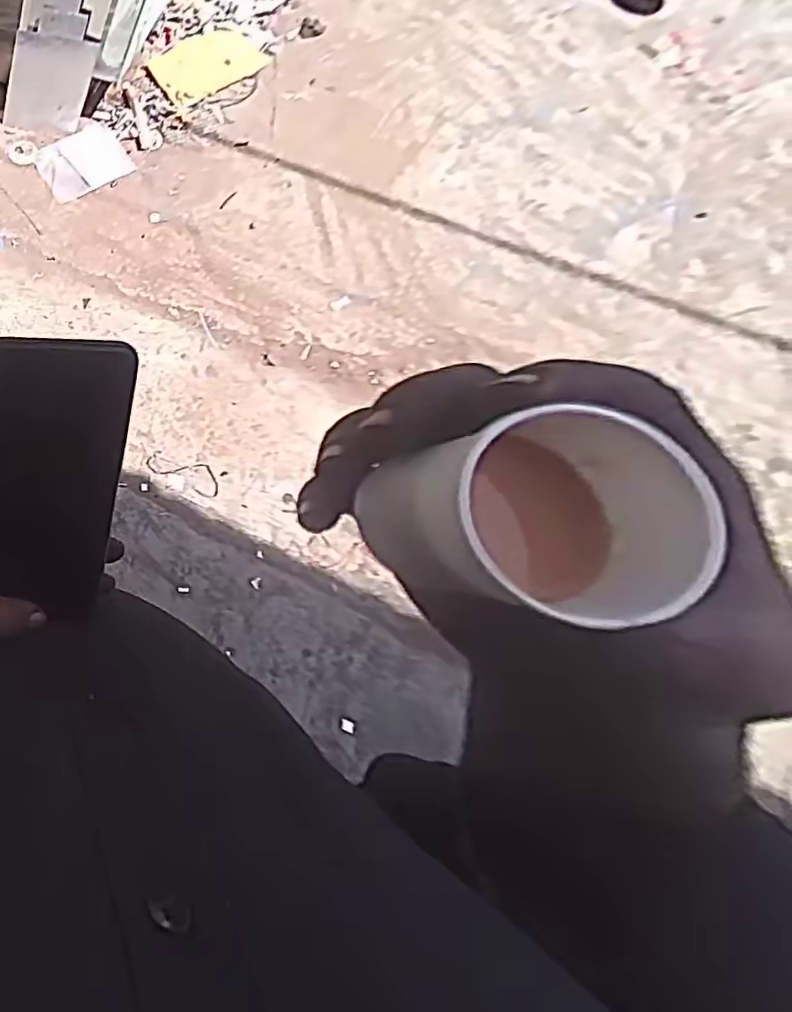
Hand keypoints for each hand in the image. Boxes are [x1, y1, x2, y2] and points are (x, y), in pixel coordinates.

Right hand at [297, 361, 791, 725]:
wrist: (580, 687)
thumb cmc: (672, 672)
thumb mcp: (750, 661)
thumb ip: (758, 647)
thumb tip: (743, 636)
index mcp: (645, 457)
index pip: (603, 392)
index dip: (557, 377)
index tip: (511, 393)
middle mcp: (548, 447)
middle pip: (479, 395)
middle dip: (421, 404)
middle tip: (381, 437)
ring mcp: (471, 467)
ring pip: (405, 423)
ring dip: (356, 438)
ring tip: (333, 476)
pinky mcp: (414, 492)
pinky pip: (364, 466)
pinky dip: (331, 477)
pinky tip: (317, 509)